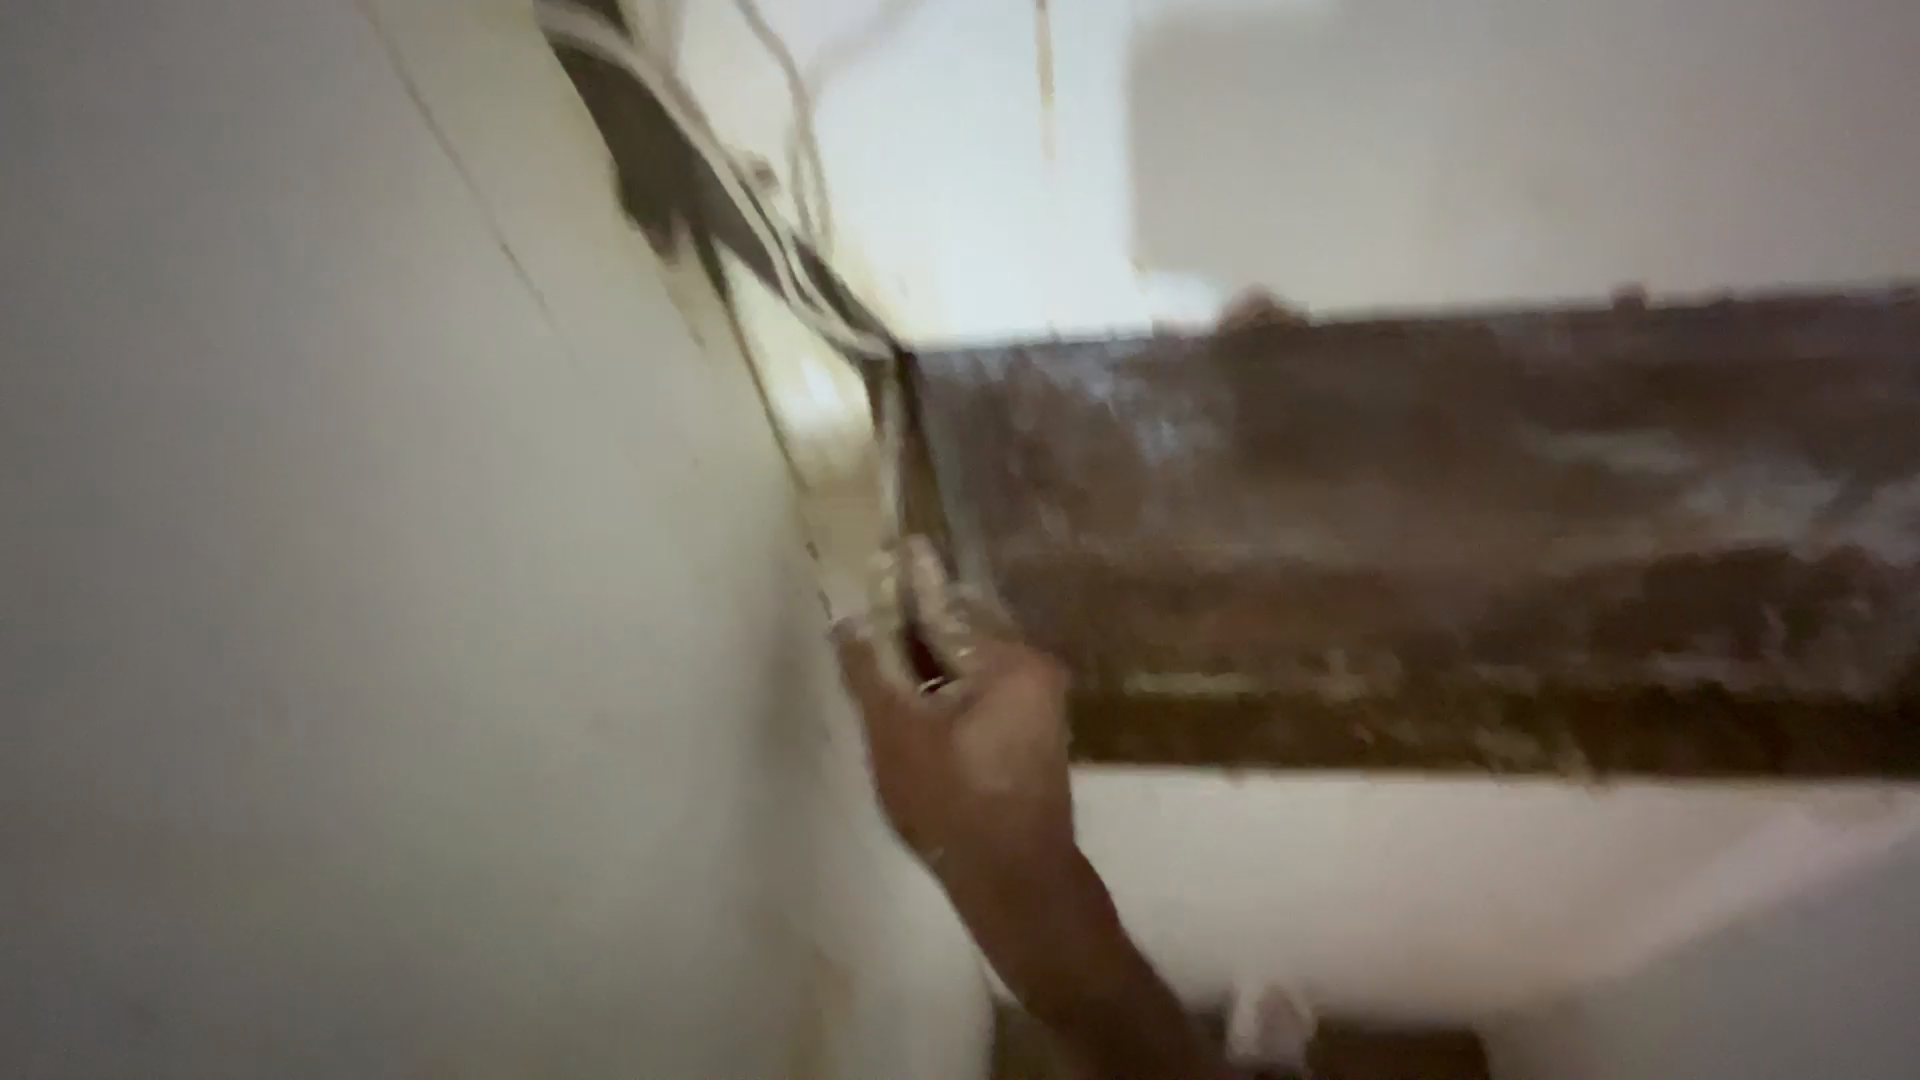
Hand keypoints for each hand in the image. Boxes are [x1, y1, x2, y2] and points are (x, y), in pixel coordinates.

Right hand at [831, 540, 1074, 892]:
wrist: (1017, 878)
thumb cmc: (953, 804)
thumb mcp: (897, 735)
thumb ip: (871, 672)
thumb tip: (848, 623)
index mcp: (1005, 661)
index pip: (945, 605)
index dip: (914, 576)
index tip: (900, 540)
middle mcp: (1031, 666)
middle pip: (964, 624)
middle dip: (921, 613)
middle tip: (883, 597)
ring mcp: (1039, 695)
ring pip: (975, 653)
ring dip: (934, 647)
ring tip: (892, 637)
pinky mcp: (1034, 721)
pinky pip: (986, 678)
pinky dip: (951, 674)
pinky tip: (922, 682)